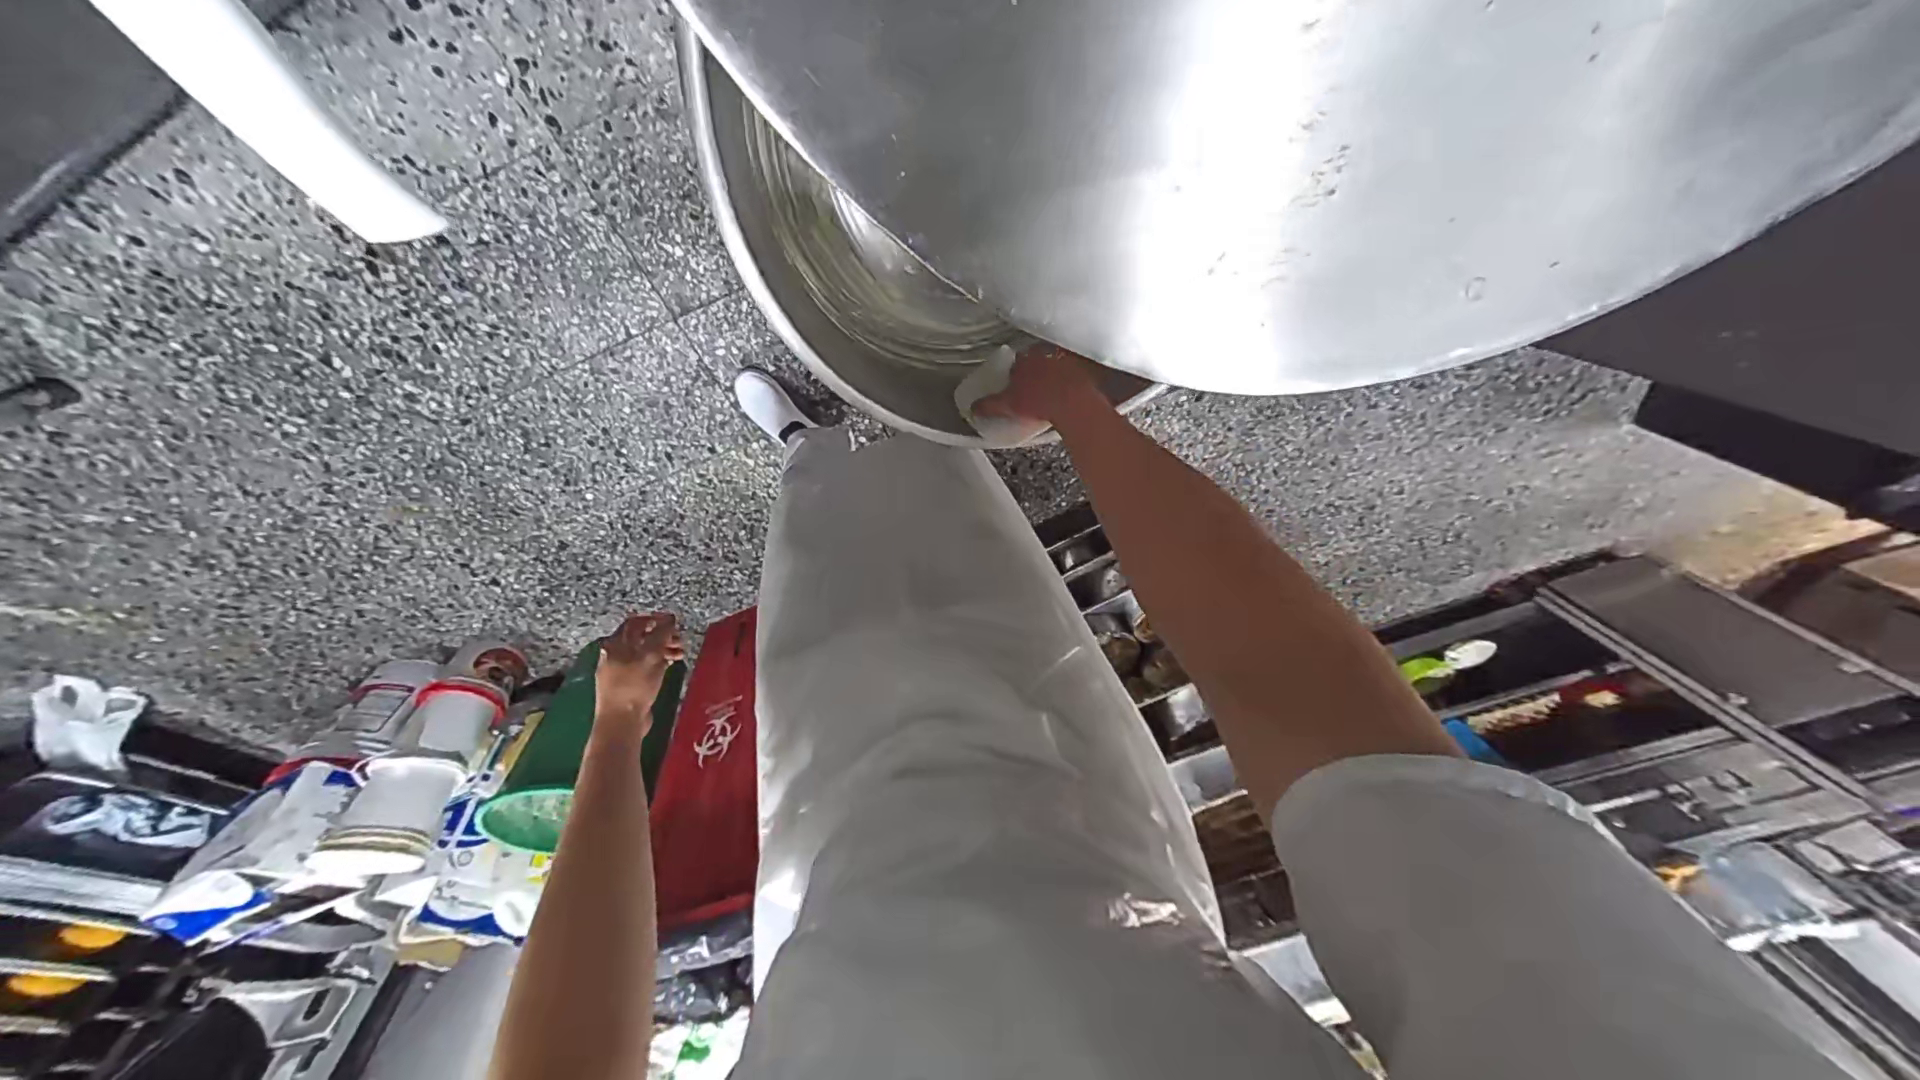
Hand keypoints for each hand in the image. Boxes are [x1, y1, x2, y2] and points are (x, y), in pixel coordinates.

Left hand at [594, 612, 685, 733]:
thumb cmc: (635, 685)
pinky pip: (644, 666)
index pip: (636, 622)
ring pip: (644, 652)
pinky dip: (658, 662)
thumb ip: (661, 634)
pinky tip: (670, 665)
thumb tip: (670, 618)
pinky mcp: (627, 684)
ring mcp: (620, 670)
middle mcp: (615, 654)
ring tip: (680, 653)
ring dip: (663, 649)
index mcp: (616, 644)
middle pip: (641, 637)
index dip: (656, 618)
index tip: (674, 621)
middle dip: (663, 635)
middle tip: (679, 639)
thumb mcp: (651, 655)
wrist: (621, 720)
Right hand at [976, 344, 1111, 425]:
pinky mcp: (1086, 366)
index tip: (1019, 388)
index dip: (1017, 376)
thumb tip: (975, 408)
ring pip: (1059, 362)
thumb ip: (989, 405)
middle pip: (1039, 359)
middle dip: (1037, 371)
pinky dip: (1077, 377)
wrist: (1072, 404)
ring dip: (1057, 372)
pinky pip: (1080, 369)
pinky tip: (1075, 390)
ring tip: (1056, 391)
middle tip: (1037, 389)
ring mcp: (1067, 358)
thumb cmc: (1039, 401)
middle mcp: (1046, 353)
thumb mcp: (1007, 406)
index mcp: (1025, 358)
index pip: (1017, 363)